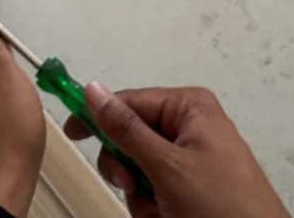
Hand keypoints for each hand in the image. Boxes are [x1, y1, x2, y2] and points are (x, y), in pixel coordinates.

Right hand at [65, 84, 289, 217]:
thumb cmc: (219, 209)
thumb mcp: (167, 167)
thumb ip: (125, 129)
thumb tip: (91, 87)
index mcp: (190, 107)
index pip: (129, 101)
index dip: (99, 116)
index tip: (73, 135)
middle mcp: (192, 126)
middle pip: (133, 135)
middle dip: (128, 167)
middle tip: (132, 187)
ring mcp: (197, 160)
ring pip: (143, 168)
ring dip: (142, 195)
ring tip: (161, 214)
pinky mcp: (199, 190)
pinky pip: (160, 190)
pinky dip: (157, 208)